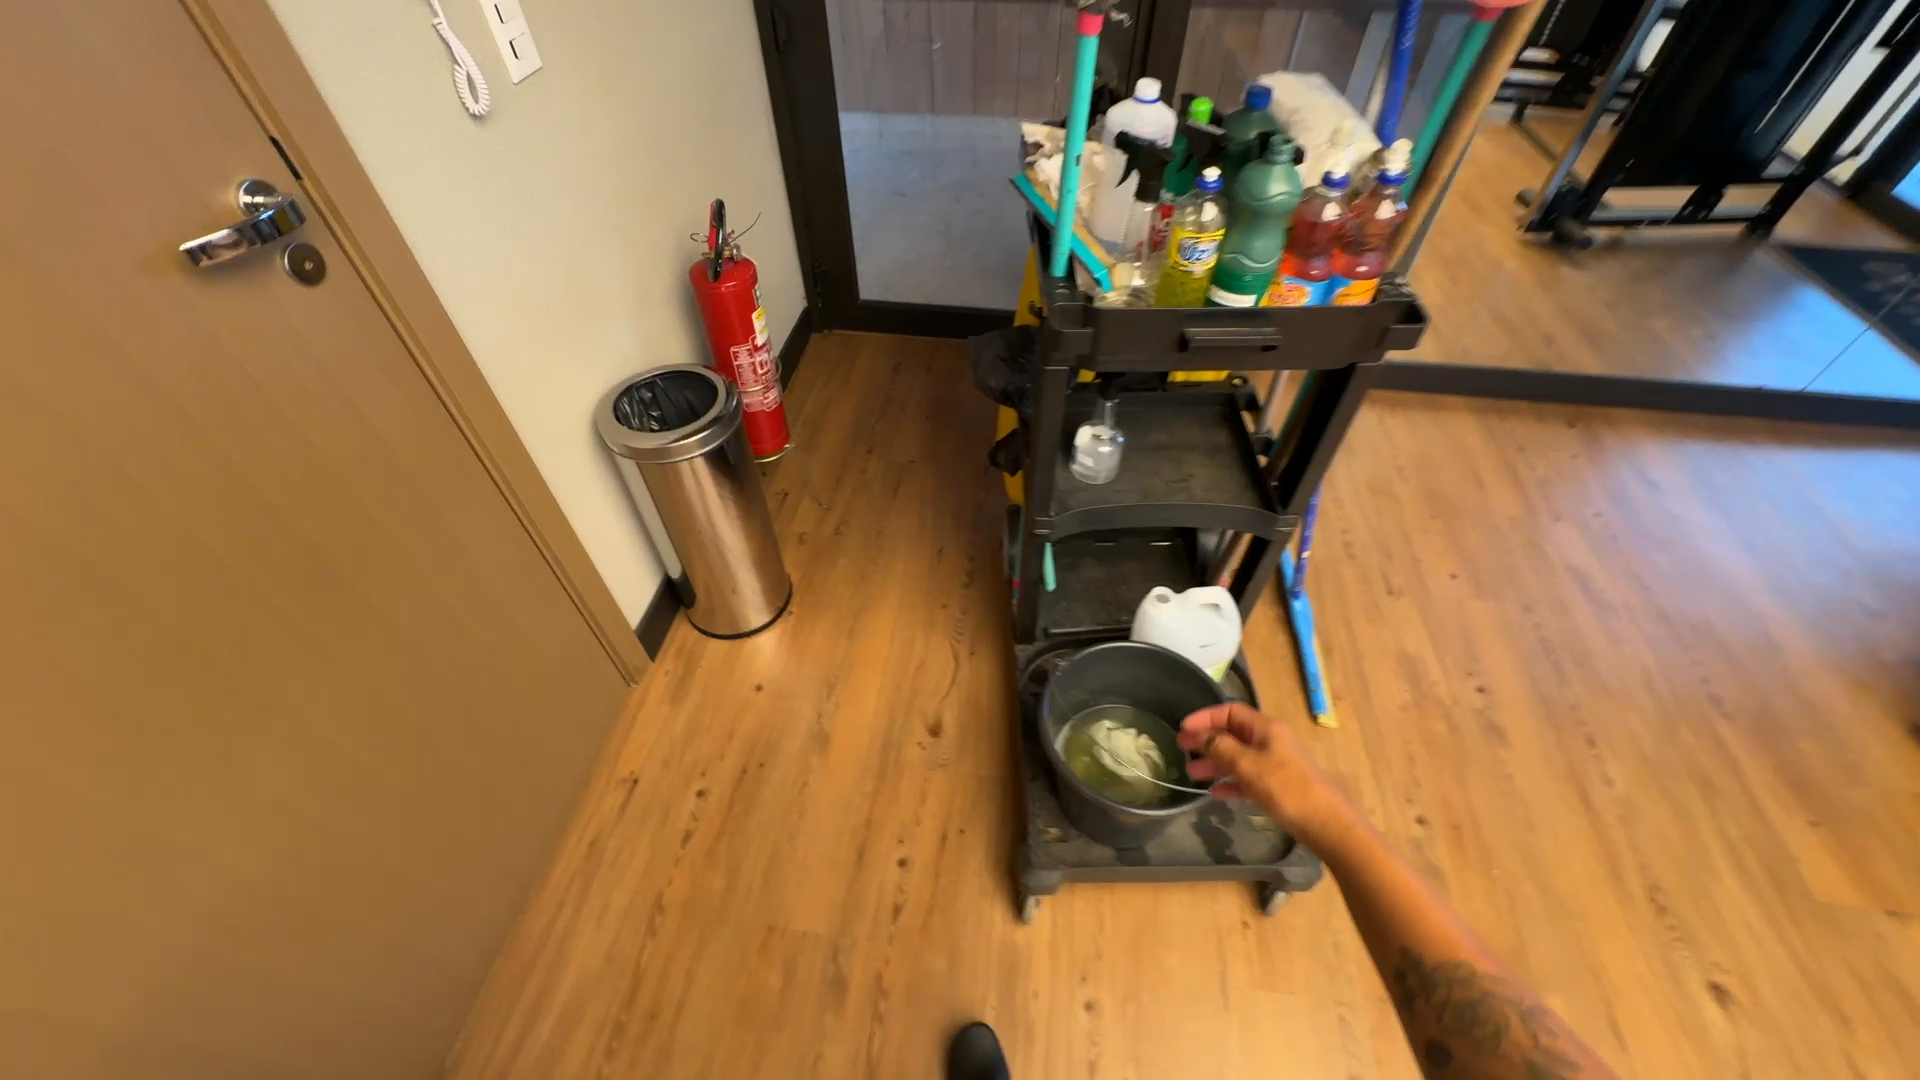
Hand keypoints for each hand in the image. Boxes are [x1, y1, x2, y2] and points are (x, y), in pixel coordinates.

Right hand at [1177, 703, 1349, 846]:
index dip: (1206, 716)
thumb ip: (1221, 747)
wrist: (1326, 824)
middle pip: (1233, 733)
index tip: (1183, 728)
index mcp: (1266, 728)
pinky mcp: (1277, 787)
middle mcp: (1270, 741)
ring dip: (1215, 763)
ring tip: (1191, 774)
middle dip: (1207, 740)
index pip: (1231, 711)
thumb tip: (1200, 735)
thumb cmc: (1286, 788)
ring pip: (1238, 757)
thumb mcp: (1248, 765)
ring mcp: (1275, 765)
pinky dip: (1230, 782)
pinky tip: (1215, 793)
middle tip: (1182, 749)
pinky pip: (1247, 778)